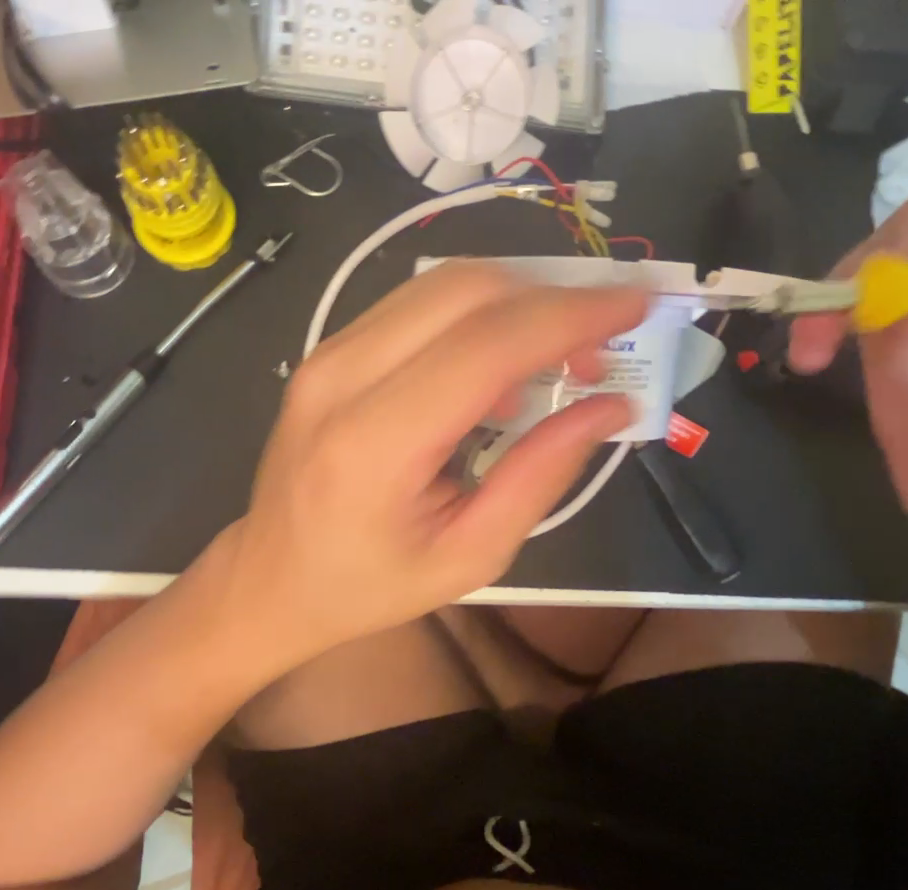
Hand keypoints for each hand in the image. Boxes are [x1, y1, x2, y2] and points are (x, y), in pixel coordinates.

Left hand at [206, 263, 646, 659]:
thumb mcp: (469, 556)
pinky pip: (416, 305)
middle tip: (603, 346)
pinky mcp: (328, 351)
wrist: (269, 579)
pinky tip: (501, 368)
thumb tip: (610, 405)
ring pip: (441, 284)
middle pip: (465, 290)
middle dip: (551, 299)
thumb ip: (540, 476)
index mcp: (374, 442)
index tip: (638, 305)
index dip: (571, 315)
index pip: (486, 345)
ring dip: (517, 302)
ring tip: (561, 358)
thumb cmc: (368, 587)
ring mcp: (326, 355)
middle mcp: (341, 377)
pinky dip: (476, 316)